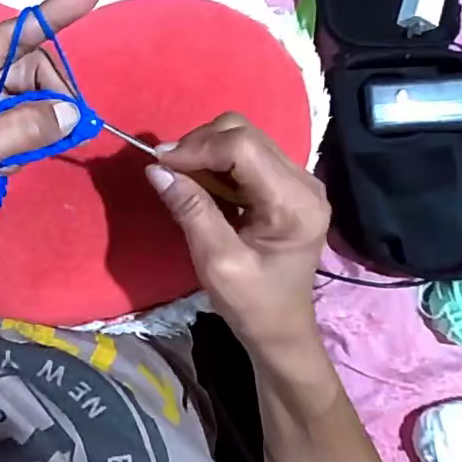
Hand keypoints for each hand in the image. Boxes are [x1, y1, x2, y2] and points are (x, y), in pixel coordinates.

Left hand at [0, 0, 103, 278]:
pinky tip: (34, 153)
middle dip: (55, 91)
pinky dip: (44, 131)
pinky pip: (32, 117)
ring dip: (52, 115)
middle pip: (30, 65)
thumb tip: (73, 112)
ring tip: (52, 144)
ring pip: (36, 92)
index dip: (54, 13)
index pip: (11, 34)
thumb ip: (23, 127)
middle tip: (71, 126)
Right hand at [146, 113, 329, 350]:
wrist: (280, 328)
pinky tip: (201, 184)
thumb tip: (157, 168)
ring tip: (182, 178)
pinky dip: (216, 161)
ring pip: (243, 137)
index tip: (160, 163)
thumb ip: (190, 209)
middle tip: (168, 170)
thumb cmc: (251, 303)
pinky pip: (246, 154)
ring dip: (206, 151)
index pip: (243, 147)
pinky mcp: (286, 184)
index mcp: (294, 203)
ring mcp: (298, 180)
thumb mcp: (215, 261)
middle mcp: (304, 182)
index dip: (197, 147)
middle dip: (199, 145)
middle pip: (244, 133)